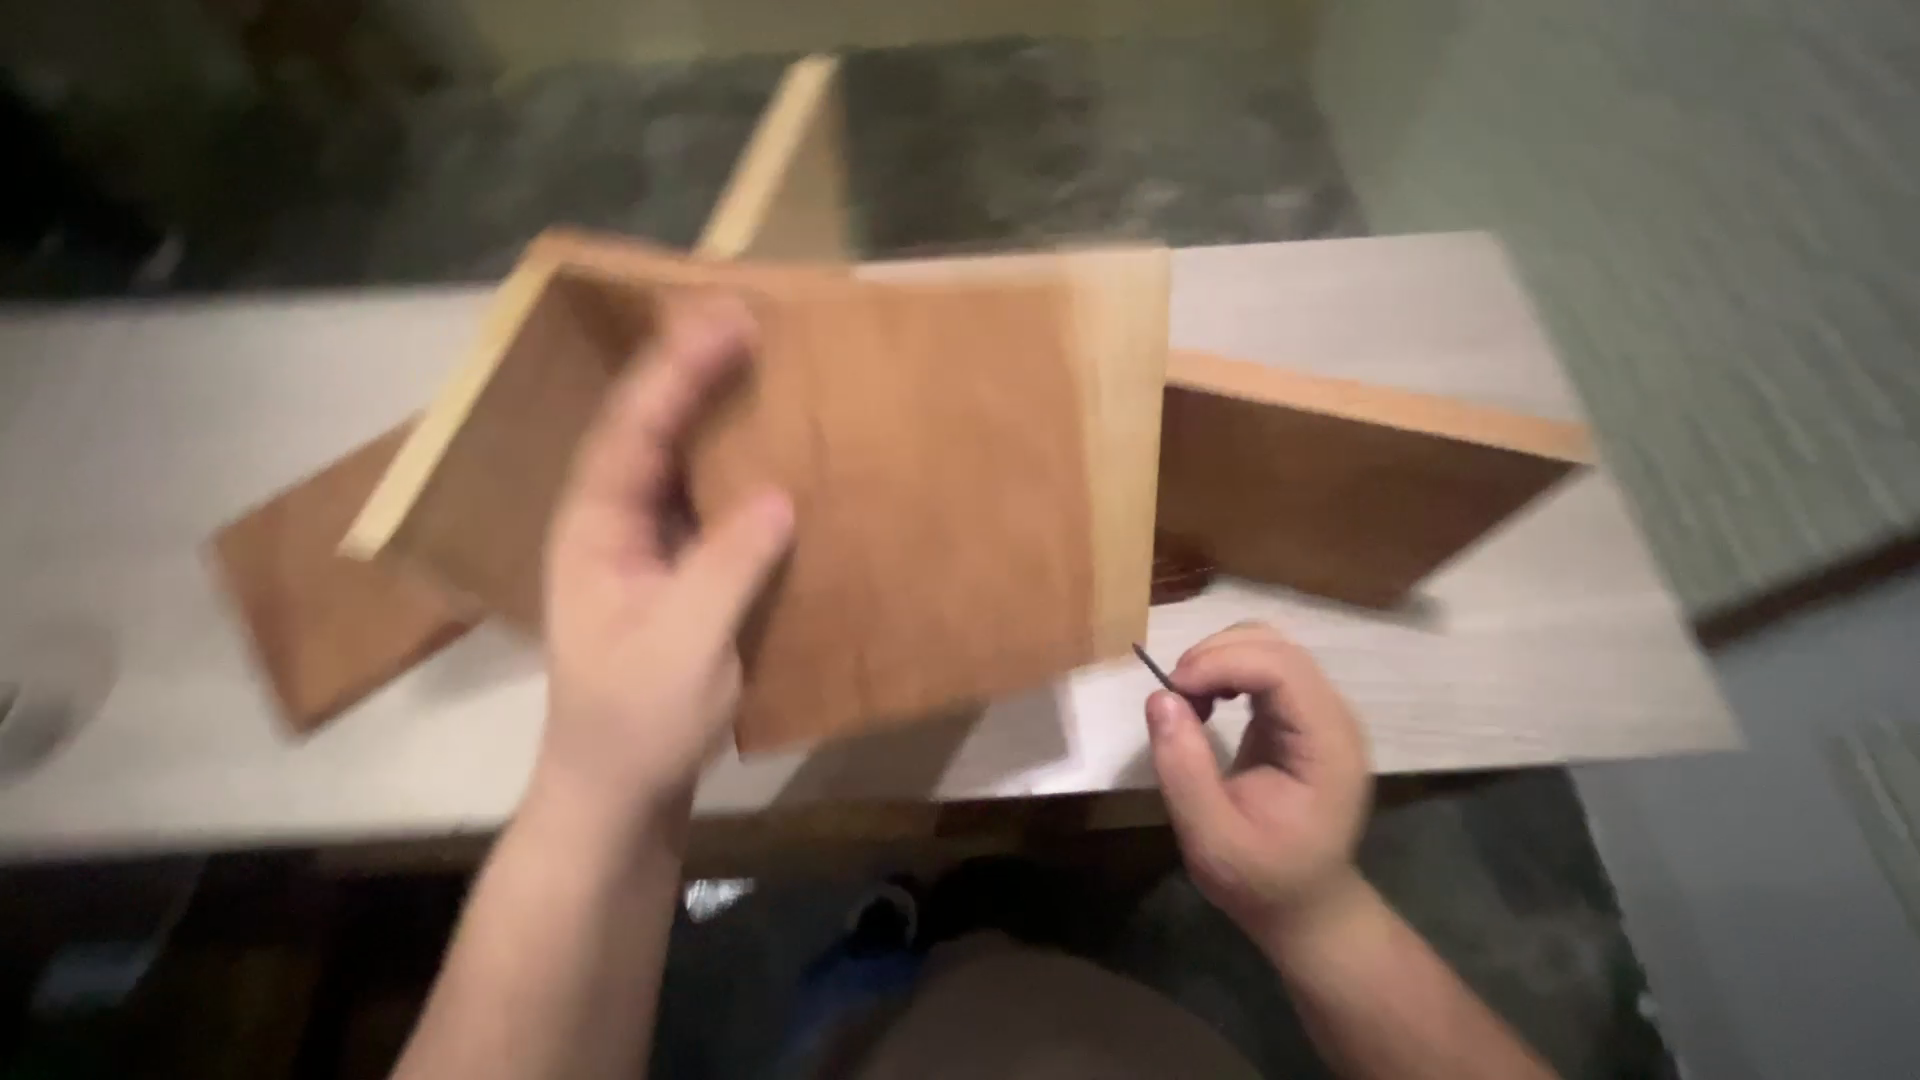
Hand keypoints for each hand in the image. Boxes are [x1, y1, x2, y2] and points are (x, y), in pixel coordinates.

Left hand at [534, 293, 793, 831]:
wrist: (618, 793)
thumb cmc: (636, 722)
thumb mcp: (682, 645)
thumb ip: (727, 566)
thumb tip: (777, 498)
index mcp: (596, 530)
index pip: (634, 431)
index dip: (678, 372)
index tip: (728, 322)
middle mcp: (615, 525)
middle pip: (649, 431)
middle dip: (690, 373)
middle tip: (746, 322)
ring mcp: (646, 550)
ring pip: (678, 464)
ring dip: (714, 414)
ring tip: (762, 370)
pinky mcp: (679, 575)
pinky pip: (708, 506)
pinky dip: (737, 471)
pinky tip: (773, 459)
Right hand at [1145, 622, 1372, 946]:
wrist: (1305, 905)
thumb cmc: (1262, 880)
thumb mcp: (1211, 839)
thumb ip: (1184, 770)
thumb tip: (1161, 697)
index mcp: (1326, 746)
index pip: (1280, 668)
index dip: (1221, 664)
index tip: (1174, 692)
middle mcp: (1332, 717)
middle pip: (1275, 645)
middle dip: (1214, 655)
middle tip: (1174, 696)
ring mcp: (1319, 713)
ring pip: (1267, 646)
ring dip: (1217, 659)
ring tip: (1188, 702)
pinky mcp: (1300, 714)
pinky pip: (1262, 665)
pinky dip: (1224, 670)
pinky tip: (1206, 704)